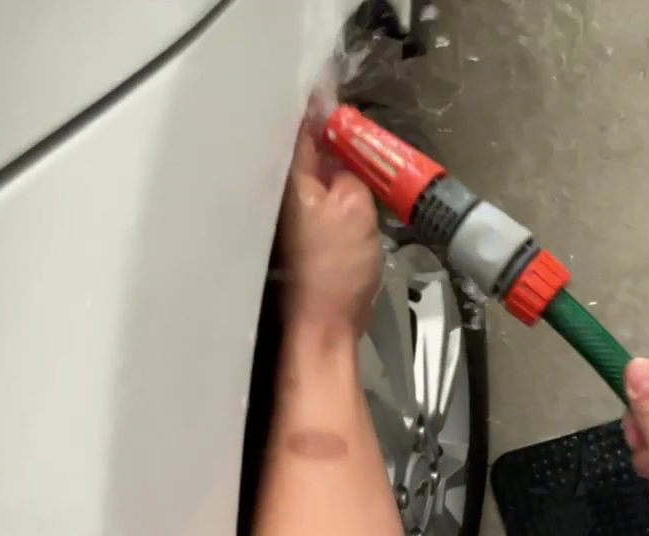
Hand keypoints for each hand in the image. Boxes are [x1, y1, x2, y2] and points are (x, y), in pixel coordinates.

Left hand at [281, 127, 382, 340]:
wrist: (327, 324)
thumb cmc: (338, 268)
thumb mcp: (356, 206)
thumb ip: (351, 169)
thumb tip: (345, 154)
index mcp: (289, 178)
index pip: (300, 124)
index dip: (322, 106)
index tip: (344, 98)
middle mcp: (283, 193)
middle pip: (307, 150)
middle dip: (334, 139)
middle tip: (364, 137)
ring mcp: (292, 218)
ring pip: (317, 177)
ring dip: (338, 168)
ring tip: (365, 163)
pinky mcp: (305, 239)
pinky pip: (322, 202)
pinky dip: (338, 194)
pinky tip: (356, 196)